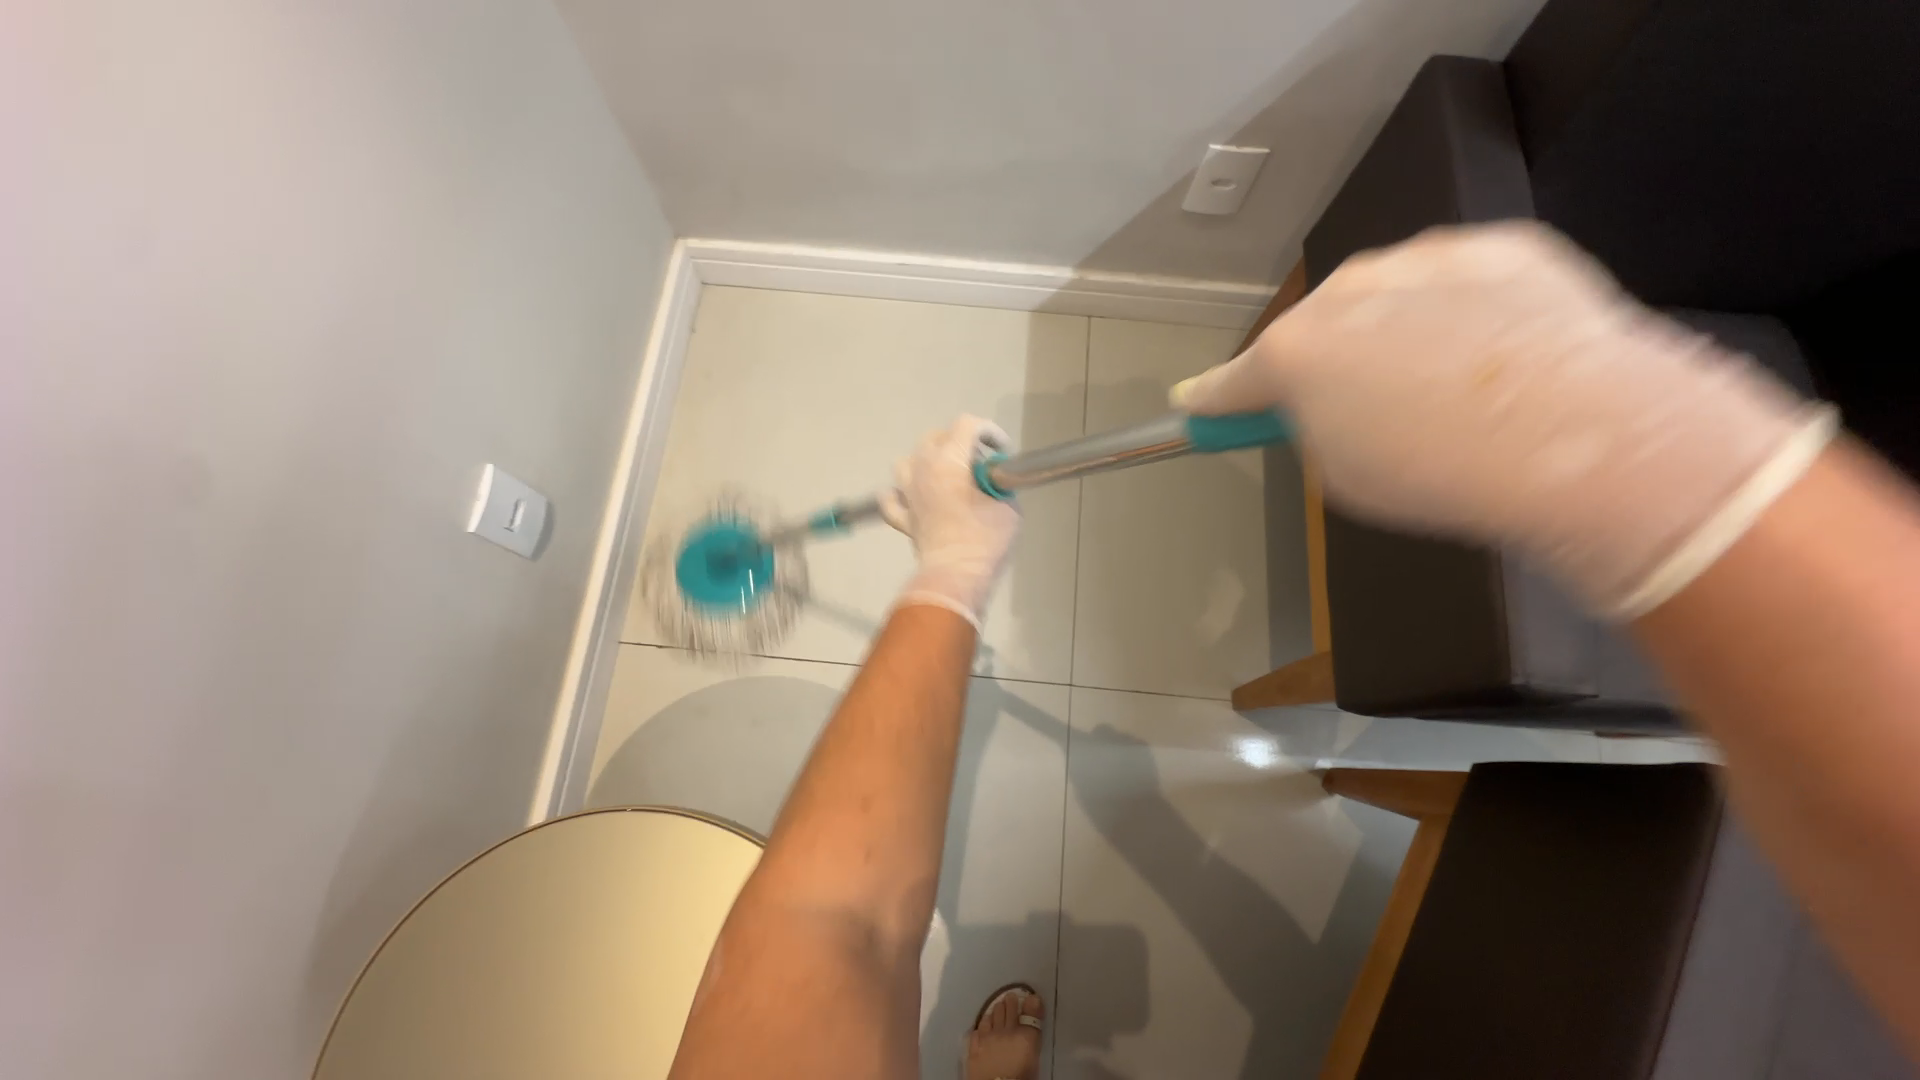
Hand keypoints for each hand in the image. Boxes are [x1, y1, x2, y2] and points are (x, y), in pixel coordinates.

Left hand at [880, 415, 1021, 627]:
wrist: (956, 575)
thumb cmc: (985, 539)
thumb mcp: (1009, 506)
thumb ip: (1000, 485)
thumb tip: (993, 482)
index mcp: (950, 459)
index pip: (967, 425)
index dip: (989, 431)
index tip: (1002, 450)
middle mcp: (923, 468)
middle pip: (936, 437)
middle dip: (960, 442)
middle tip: (979, 463)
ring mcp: (907, 493)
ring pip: (907, 461)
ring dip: (926, 461)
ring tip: (945, 474)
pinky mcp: (902, 518)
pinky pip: (891, 498)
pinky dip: (900, 494)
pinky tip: (912, 497)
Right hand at [1174, 222, 1835, 616]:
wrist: (1585, 439)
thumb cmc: (1437, 476)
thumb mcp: (1340, 476)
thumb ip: (1308, 430)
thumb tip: (1318, 404)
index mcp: (1295, 352)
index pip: (1232, 380)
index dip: (1210, 398)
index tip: (1191, 402)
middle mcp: (1345, 290)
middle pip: (1311, 329)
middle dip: (1322, 364)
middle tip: (1364, 412)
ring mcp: (1423, 259)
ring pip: (1381, 299)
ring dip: (1390, 333)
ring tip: (1449, 386)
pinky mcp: (1499, 246)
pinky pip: (1452, 282)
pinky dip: (1457, 310)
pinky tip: (1496, 352)